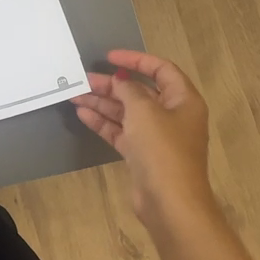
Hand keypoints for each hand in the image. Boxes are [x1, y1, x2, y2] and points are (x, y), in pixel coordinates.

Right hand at [72, 50, 215, 231]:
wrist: (170, 202)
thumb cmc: (162, 149)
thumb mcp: (144, 110)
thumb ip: (129, 90)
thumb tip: (121, 81)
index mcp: (183, 100)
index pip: (161, 70)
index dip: (136, 60)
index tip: (110, 57)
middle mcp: (173, 116)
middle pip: (140, 92)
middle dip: (112, 85)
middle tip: (84, 80)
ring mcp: (157, 137)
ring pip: (127, 112)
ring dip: (103, 103)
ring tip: (76, 95)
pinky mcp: (143, 155)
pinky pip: (121, 131)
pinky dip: (104, 122)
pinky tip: (83, 114)